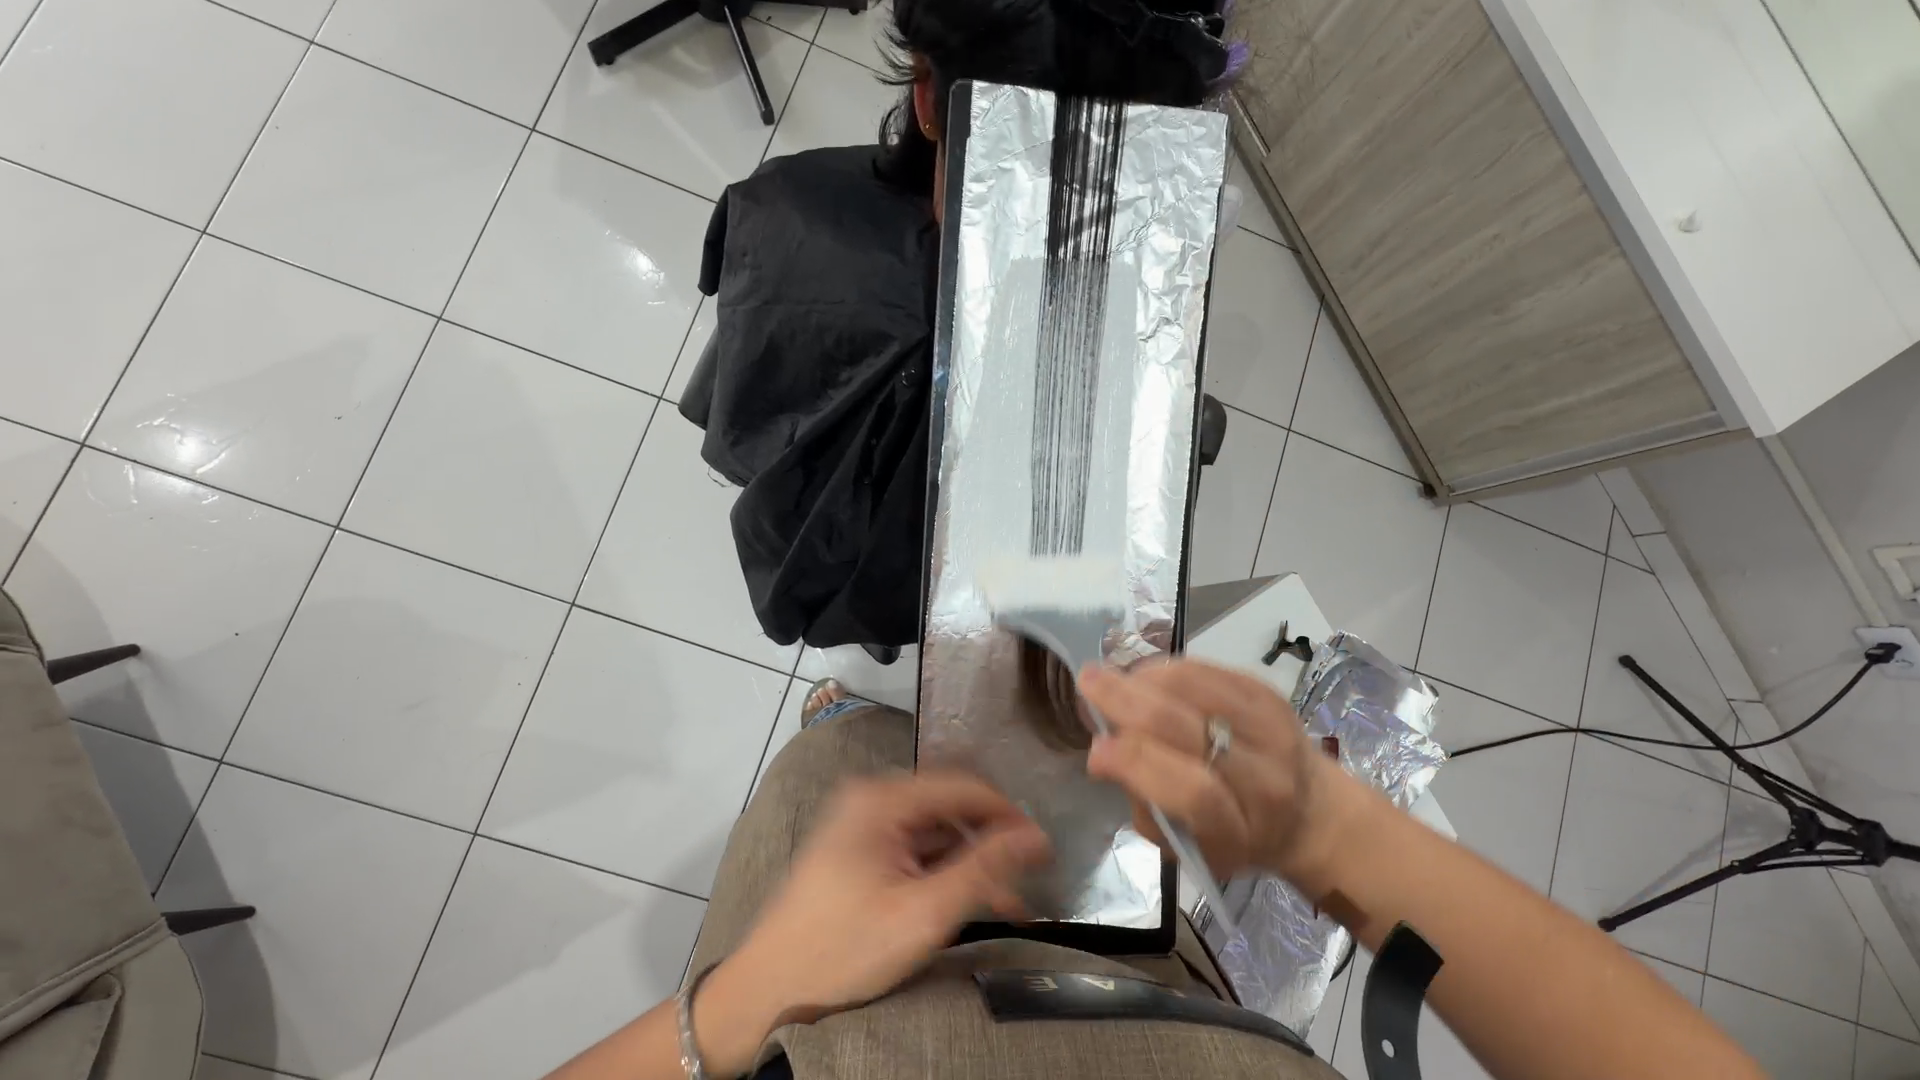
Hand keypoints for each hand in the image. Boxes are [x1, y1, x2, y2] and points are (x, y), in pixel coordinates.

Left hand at [701, 772, 1049, 1069]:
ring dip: (971, 865)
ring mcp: (863, 826)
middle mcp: (871, 800)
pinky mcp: (860, 853)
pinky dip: (944, 875)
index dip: (1008, 815)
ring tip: (1010, 904)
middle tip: (1031, 880)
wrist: (767, 990)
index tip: (1043, 849)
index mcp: (880, 799)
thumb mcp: (922, 913)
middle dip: (991, 844)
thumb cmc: (841, 950)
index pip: (964, 786)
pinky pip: (915, 852)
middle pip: (950, 809)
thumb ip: (983, 869)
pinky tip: (970, 905)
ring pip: (936, 834)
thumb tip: (1034, 836)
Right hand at [1079, 659, 1342, 885]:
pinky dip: (1167, 668)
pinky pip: (1209, 669)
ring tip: (1114, 679)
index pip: (1191, 791)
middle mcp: (1264, 777)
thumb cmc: (1235, 837)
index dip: (1137, 765)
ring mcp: (1271, 729)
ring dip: (1143, 677)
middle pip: (1187, 727)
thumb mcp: (1191, 848)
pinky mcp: (1270, 695)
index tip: (1095, 750)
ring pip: (1194, 687)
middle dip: (1125, 700)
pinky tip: (1145, 676)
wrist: (1309, 813)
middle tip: (1086, 683)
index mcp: (1240, 829)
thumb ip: (1147, 807)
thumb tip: (1102, 753)